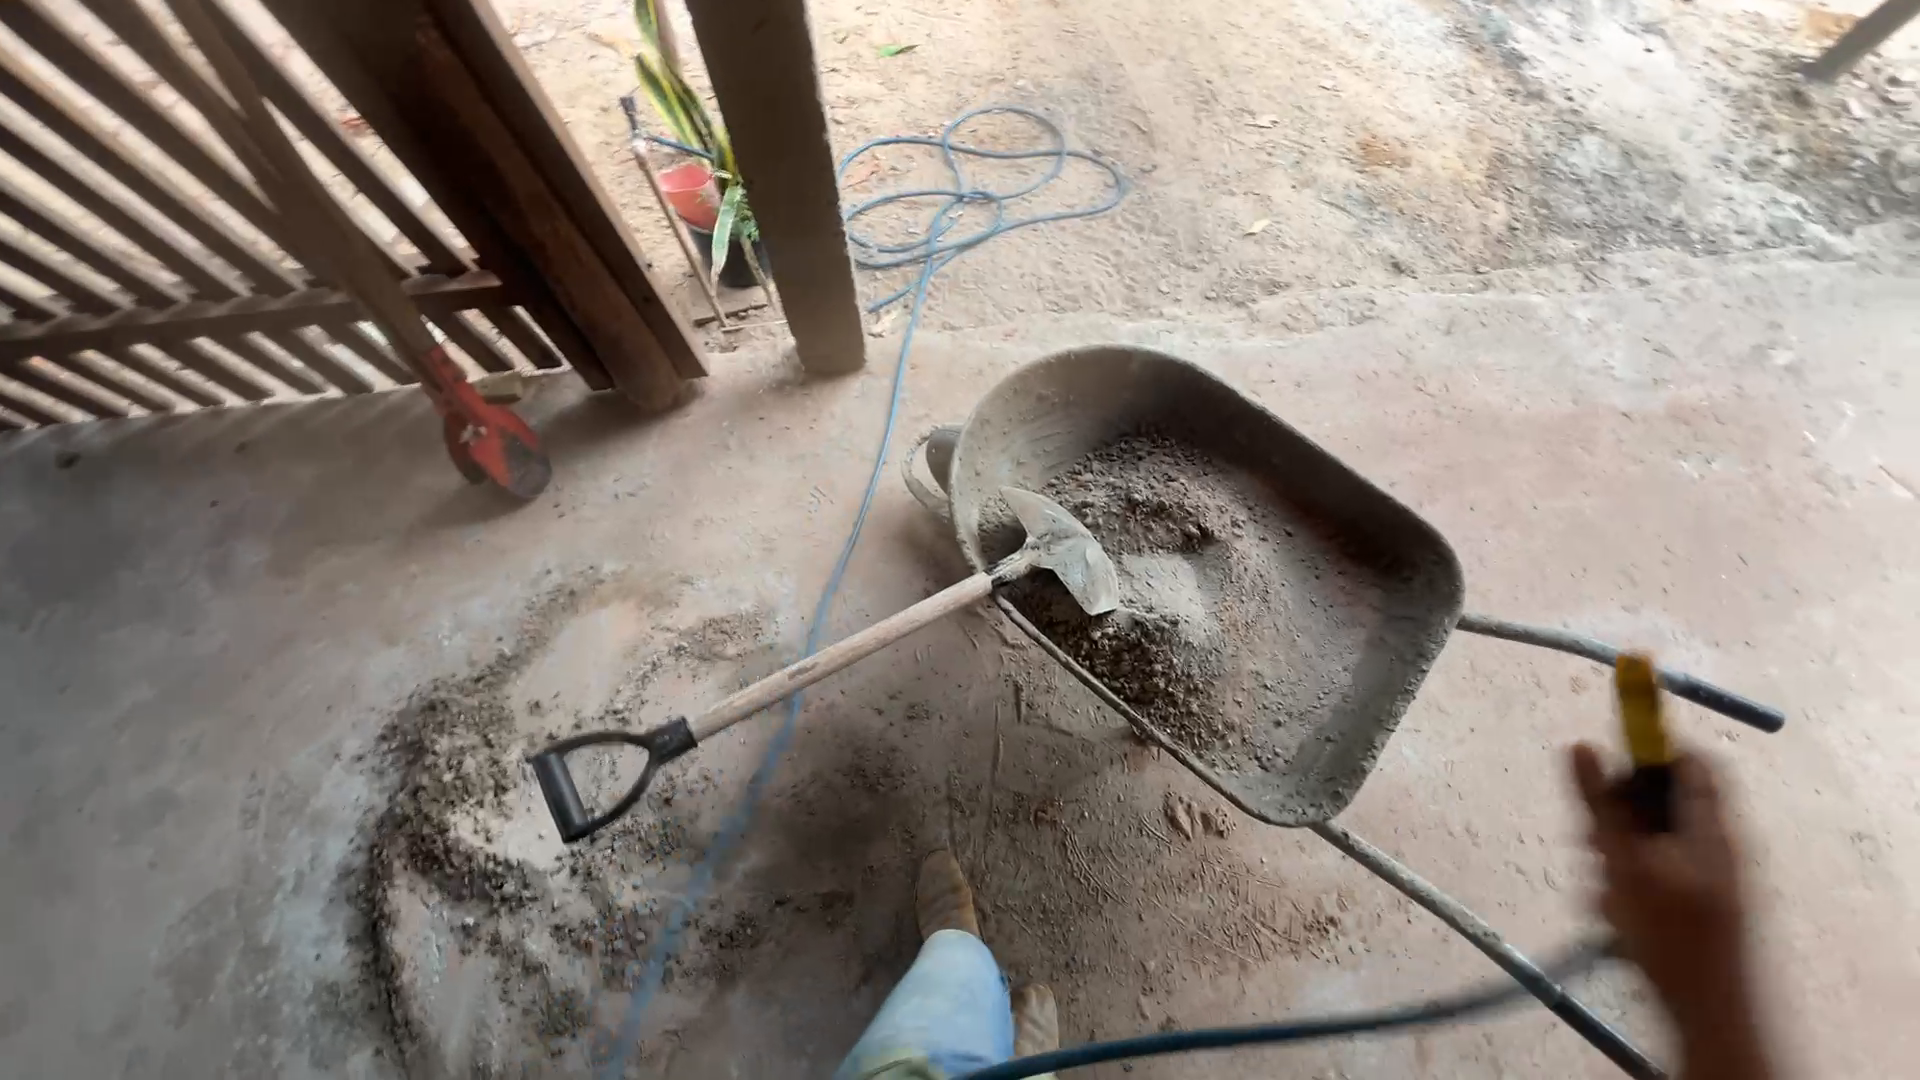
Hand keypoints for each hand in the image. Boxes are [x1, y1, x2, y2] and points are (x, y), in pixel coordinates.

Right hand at [1570, 744, 1777, 1079]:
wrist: (1709, 1013)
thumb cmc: (1666, 934)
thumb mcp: (1621, 860)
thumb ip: (1600, 800)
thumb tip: (1579, 744)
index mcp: (1713, 829)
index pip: (1690, 760)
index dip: (1647, 749)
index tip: (1605, 761)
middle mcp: (1717, 843)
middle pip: (1662, 795)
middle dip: (1616, 806)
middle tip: (1591, 834)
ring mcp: (1709, 872)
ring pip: (1649, 831)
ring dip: (1613, 844)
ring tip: (1600, 875)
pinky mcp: (1696, 895)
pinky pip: (1653, 861)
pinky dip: (1627, 870)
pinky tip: (1613, 900)